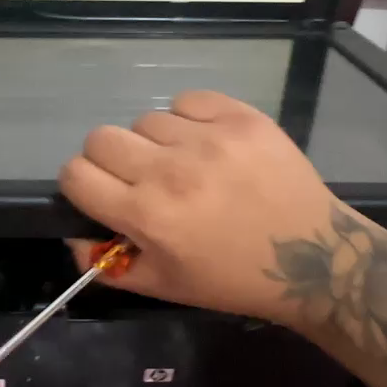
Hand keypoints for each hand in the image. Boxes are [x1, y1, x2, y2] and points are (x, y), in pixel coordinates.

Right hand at [57, 90, 342, 327]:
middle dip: (109, 160)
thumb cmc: (230, 278)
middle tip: (137, 177)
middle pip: (100, 138)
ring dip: (154, 142)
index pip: (75, 174)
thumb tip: (73, 232)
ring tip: (183, 164)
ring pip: (144, 120)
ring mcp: (207, 139)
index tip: (100, 192)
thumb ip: (104, 264)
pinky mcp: (240, 118)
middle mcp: (170, 171)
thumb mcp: (161, 285)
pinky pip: (187, 101)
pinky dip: (188, 119)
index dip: (80, 183)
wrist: (313, 258)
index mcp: (146, 215)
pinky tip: (206, 144)